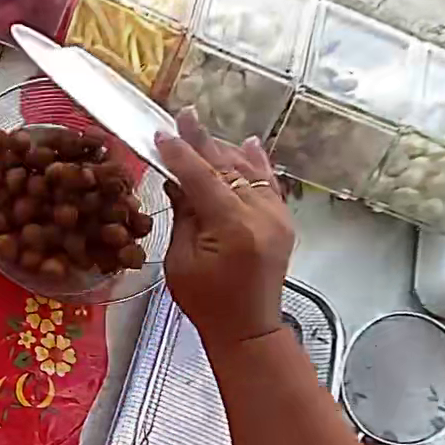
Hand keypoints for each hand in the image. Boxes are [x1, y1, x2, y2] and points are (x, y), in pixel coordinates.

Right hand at [158, 111, 294, 353]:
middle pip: (228, 168)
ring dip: (224, 151)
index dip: (181, 154)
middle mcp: (261, 215)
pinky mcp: (282, 220)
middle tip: (183, 117)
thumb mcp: (180, 260)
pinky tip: (246, 144)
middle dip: (203, 143)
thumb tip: (177, 182)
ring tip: (203, 131)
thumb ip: (184, 216)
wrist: (246, 326)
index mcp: (232, 227)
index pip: (203, 178)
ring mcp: (277, 216)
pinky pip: (269, 183)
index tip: (162, 133)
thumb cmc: (204, 301)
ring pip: (250, 171)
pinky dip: (255, 163)